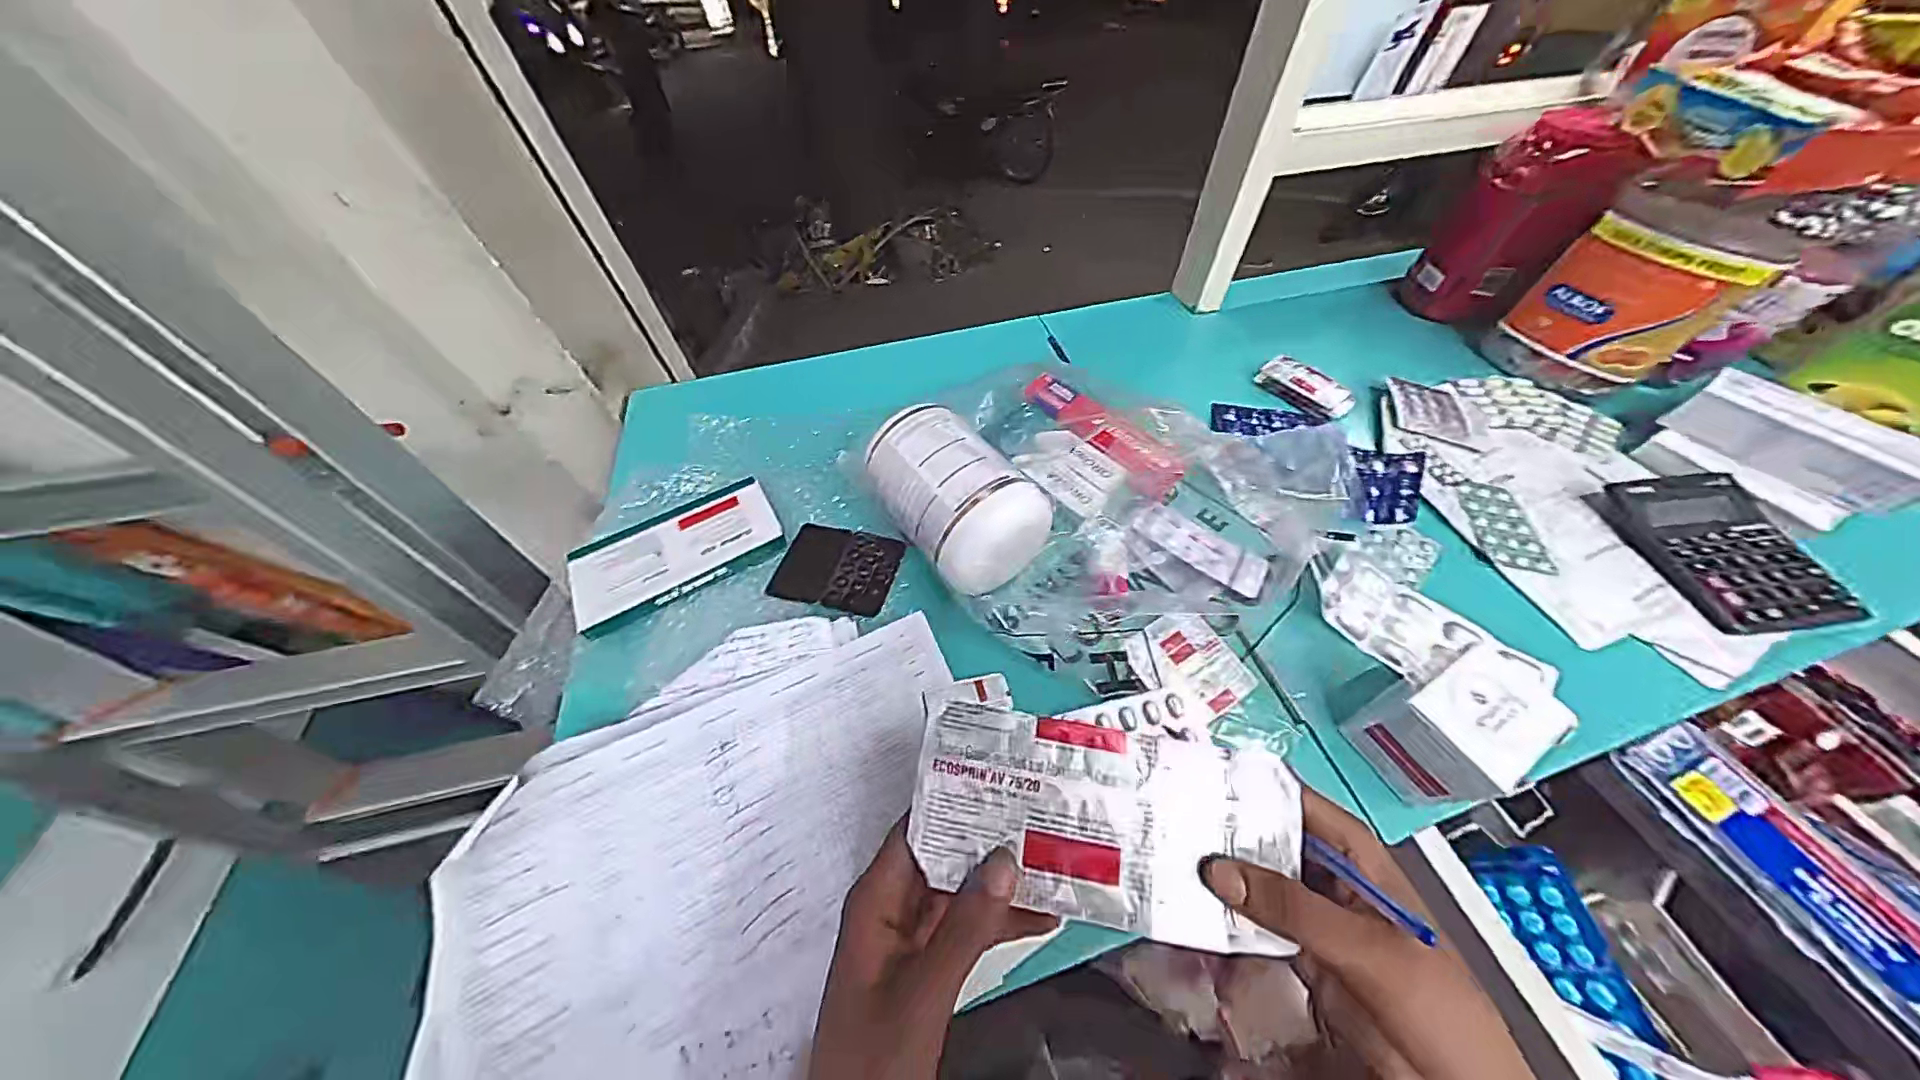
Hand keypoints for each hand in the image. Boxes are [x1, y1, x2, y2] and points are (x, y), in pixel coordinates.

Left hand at [810, 820, 1057, 1079]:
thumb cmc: (873, 1056)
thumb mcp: (923, 990)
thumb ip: (964, 927)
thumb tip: (1003, 862)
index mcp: (876, 900)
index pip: (915, 830)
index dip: (953, 801)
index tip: (997, 782)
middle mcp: (891, 909)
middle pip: (942, 856)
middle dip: (987, 840)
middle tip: (1037, 815)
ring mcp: (908, 938)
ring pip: (958, 893)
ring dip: (1000, 884)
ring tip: (1050, 861)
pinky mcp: (924, 966)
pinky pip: (964, 929)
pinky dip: (997, 922)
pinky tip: (1038, 917)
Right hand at [1201, 789, 1532, 1079]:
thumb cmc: (1437, 1005)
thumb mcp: (1365, 947)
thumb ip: (1293, 907)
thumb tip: (1220, 869)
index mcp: (1357, 856)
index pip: (1299, 803)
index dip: (1255, 786)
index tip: (1205, 777)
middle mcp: (1330, 876)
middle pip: (1271, 839)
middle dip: (1227, 830)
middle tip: (1176, 819)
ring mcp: (1314, 914)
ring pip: (1258, 880)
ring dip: (1222, 873)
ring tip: (1174, 855)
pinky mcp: (1299, 952)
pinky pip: (1254, 921)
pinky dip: (1227, 914)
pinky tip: (1196, 906)